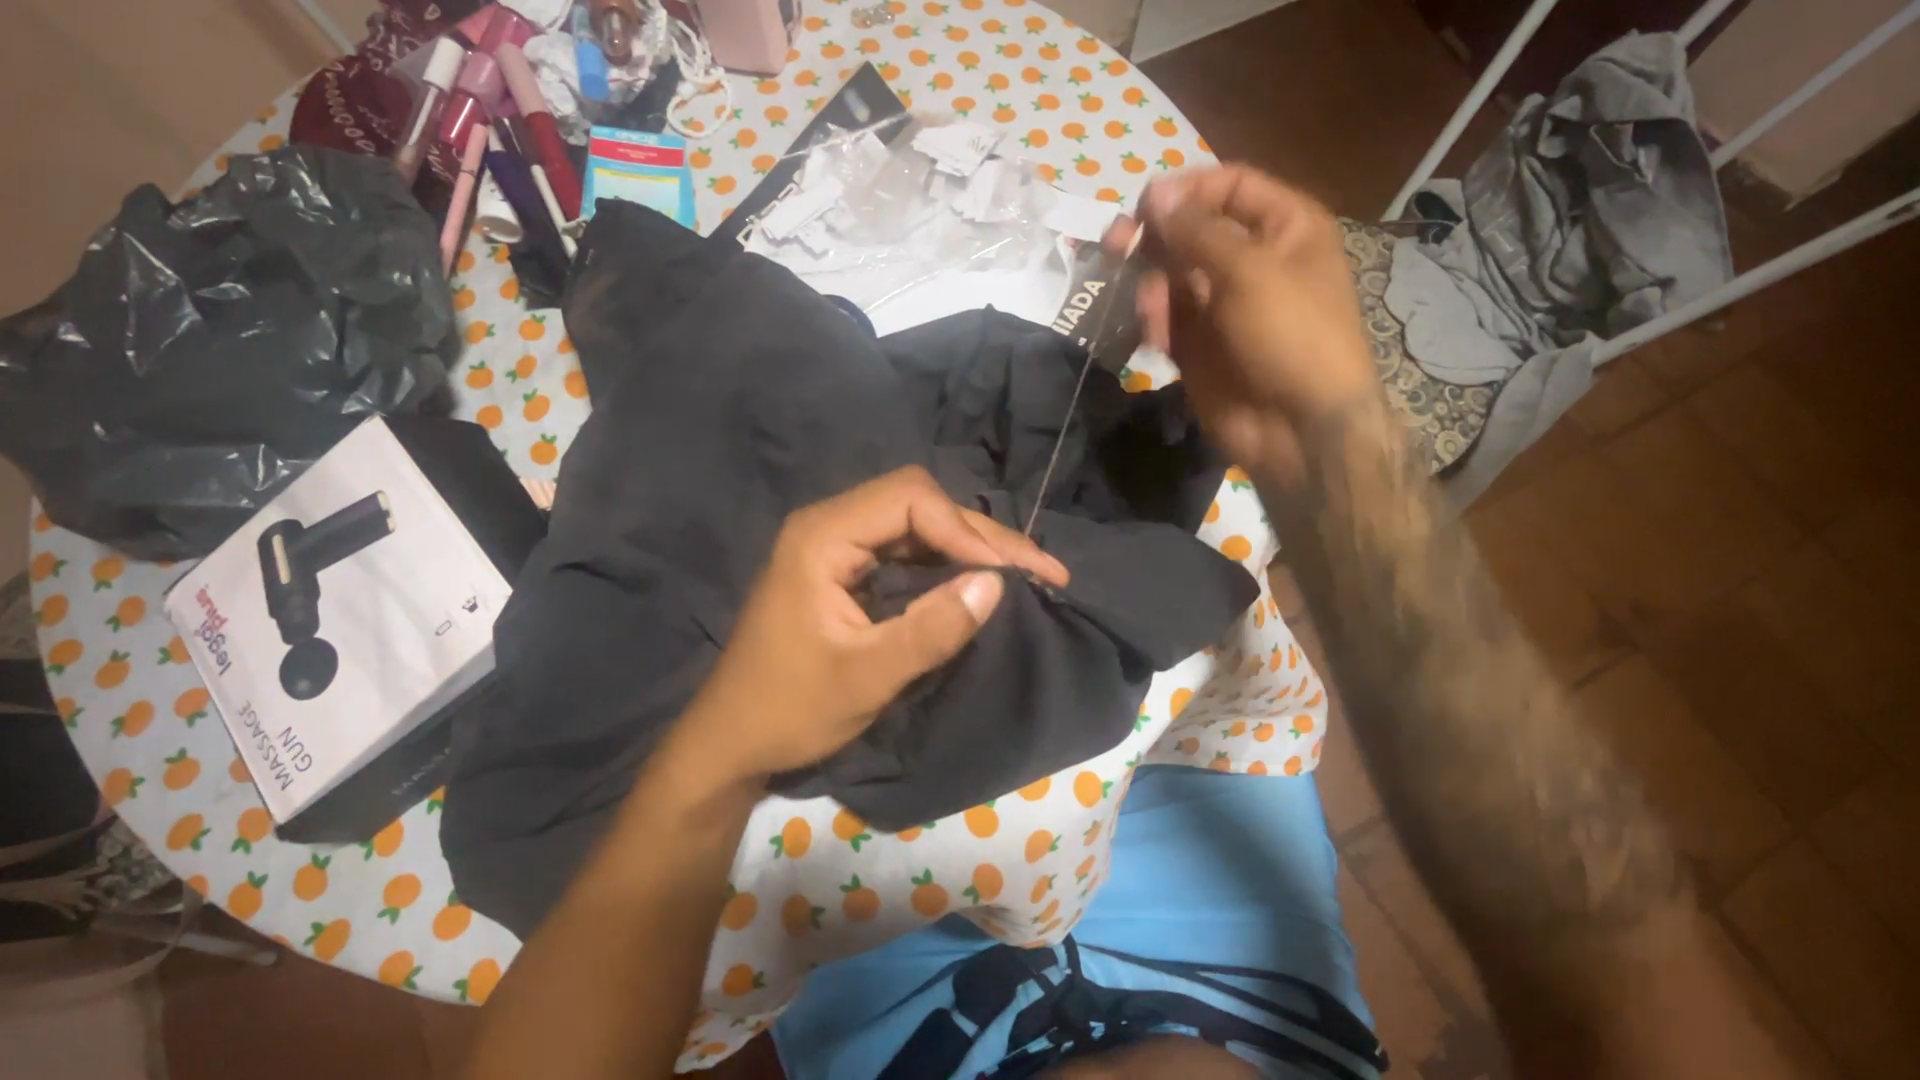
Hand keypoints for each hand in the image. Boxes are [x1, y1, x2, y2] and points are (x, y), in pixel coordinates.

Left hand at [659, 466, 1070, 790]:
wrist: (732, 741)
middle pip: (919, 504)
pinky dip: (947, 564)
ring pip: (917, 525)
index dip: (966, 531)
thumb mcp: (867, 676)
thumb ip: (931, 630)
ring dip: (970, 548)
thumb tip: (997, 585)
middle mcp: (829, 526)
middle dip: (981, 536)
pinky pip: (905, 550)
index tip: (1009, 577)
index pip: (911, 499)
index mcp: (822, 536)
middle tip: (1043, 571)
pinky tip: (980, 584)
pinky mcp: (843, 571)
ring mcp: (835, 547)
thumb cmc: (790, 709)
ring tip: (1026, 575)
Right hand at [1106, 166, 1380, 482]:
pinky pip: (1164, 317)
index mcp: (1284, 227)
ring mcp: (1222, 303)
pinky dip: (1154, 322)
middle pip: (1190, 229)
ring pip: (1170, 274)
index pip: (1230, 185)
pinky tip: (1156, 340)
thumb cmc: (1291, 334)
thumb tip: (1154, 194)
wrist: (1300, 428)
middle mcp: (1252, 259)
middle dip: (1154, 237)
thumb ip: (1196, 230)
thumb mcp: (1248, 270)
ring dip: (1150, 285)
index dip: (1187, 189)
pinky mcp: (1198, 343)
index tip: (1146, 204)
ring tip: (1147, 310)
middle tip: (1115, 245)